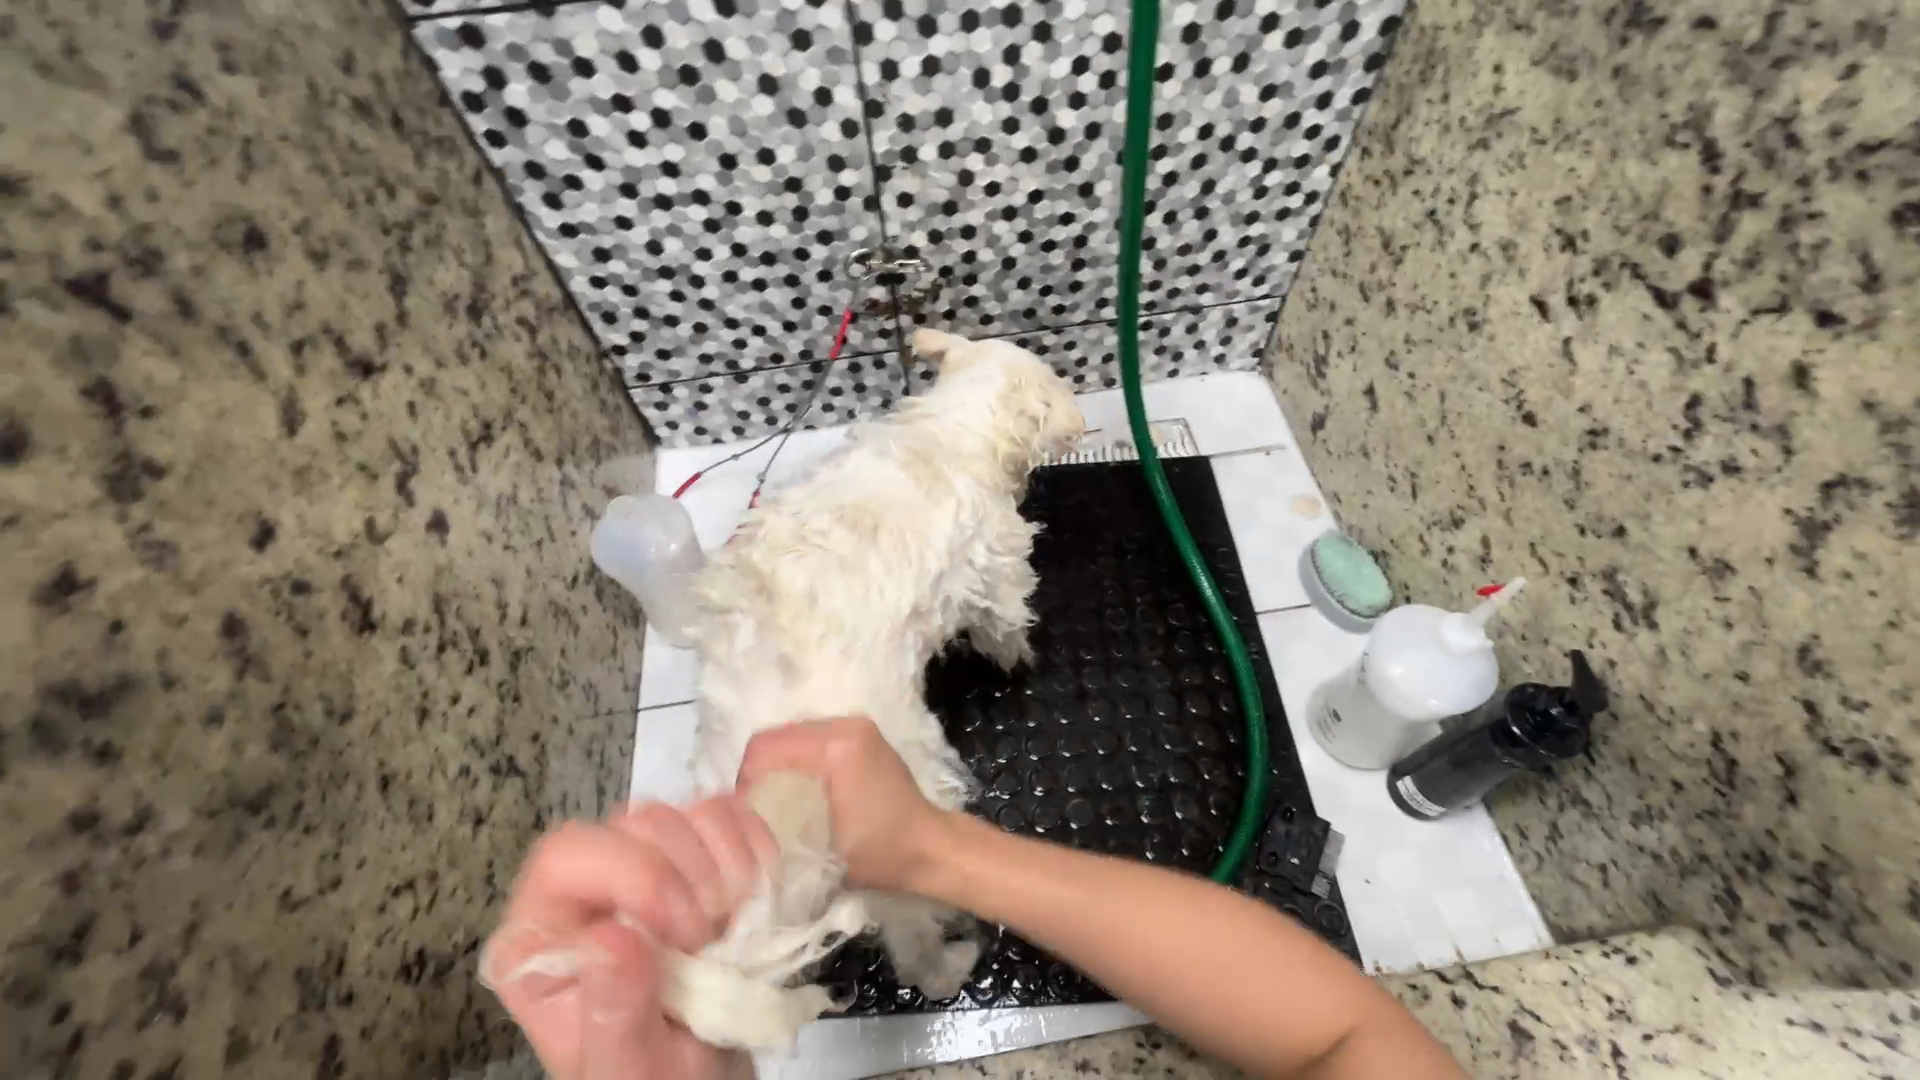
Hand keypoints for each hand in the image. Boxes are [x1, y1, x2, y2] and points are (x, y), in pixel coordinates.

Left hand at [481, 798, 776, 1079]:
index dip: (632, 874)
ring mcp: (649, 856)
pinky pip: (732, 812)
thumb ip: (615, 1011)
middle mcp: (590, 882)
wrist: (703, 1075)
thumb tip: (612, 937)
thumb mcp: (627, 1068)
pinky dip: (755, 848)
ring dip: (728, 867)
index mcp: (544, 932)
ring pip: (690, 812)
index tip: (683, 934)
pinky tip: (755, 897)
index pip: (569, 854)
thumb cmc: (651, 1079)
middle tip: (712, 940)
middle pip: (639, 823)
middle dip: (692, 877)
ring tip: (732, 926)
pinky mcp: (702, 847)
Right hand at [736, 716, 949, 892]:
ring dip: (780, 762)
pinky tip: (800, 788)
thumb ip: (776, 828)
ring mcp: (856, 725)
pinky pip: (815, 736)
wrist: (929, 846)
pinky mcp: (862, 733)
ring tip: (775, 798)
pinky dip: (800, 758)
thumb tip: (738, 821)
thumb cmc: (879, 852)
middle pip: (778, 735)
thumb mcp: (819, 849)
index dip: (745, 777)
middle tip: (755, 806)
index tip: (743, 811)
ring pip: (795, 733)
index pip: (766, 747)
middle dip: (760, 769)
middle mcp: (845, 725)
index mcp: (835, 748)